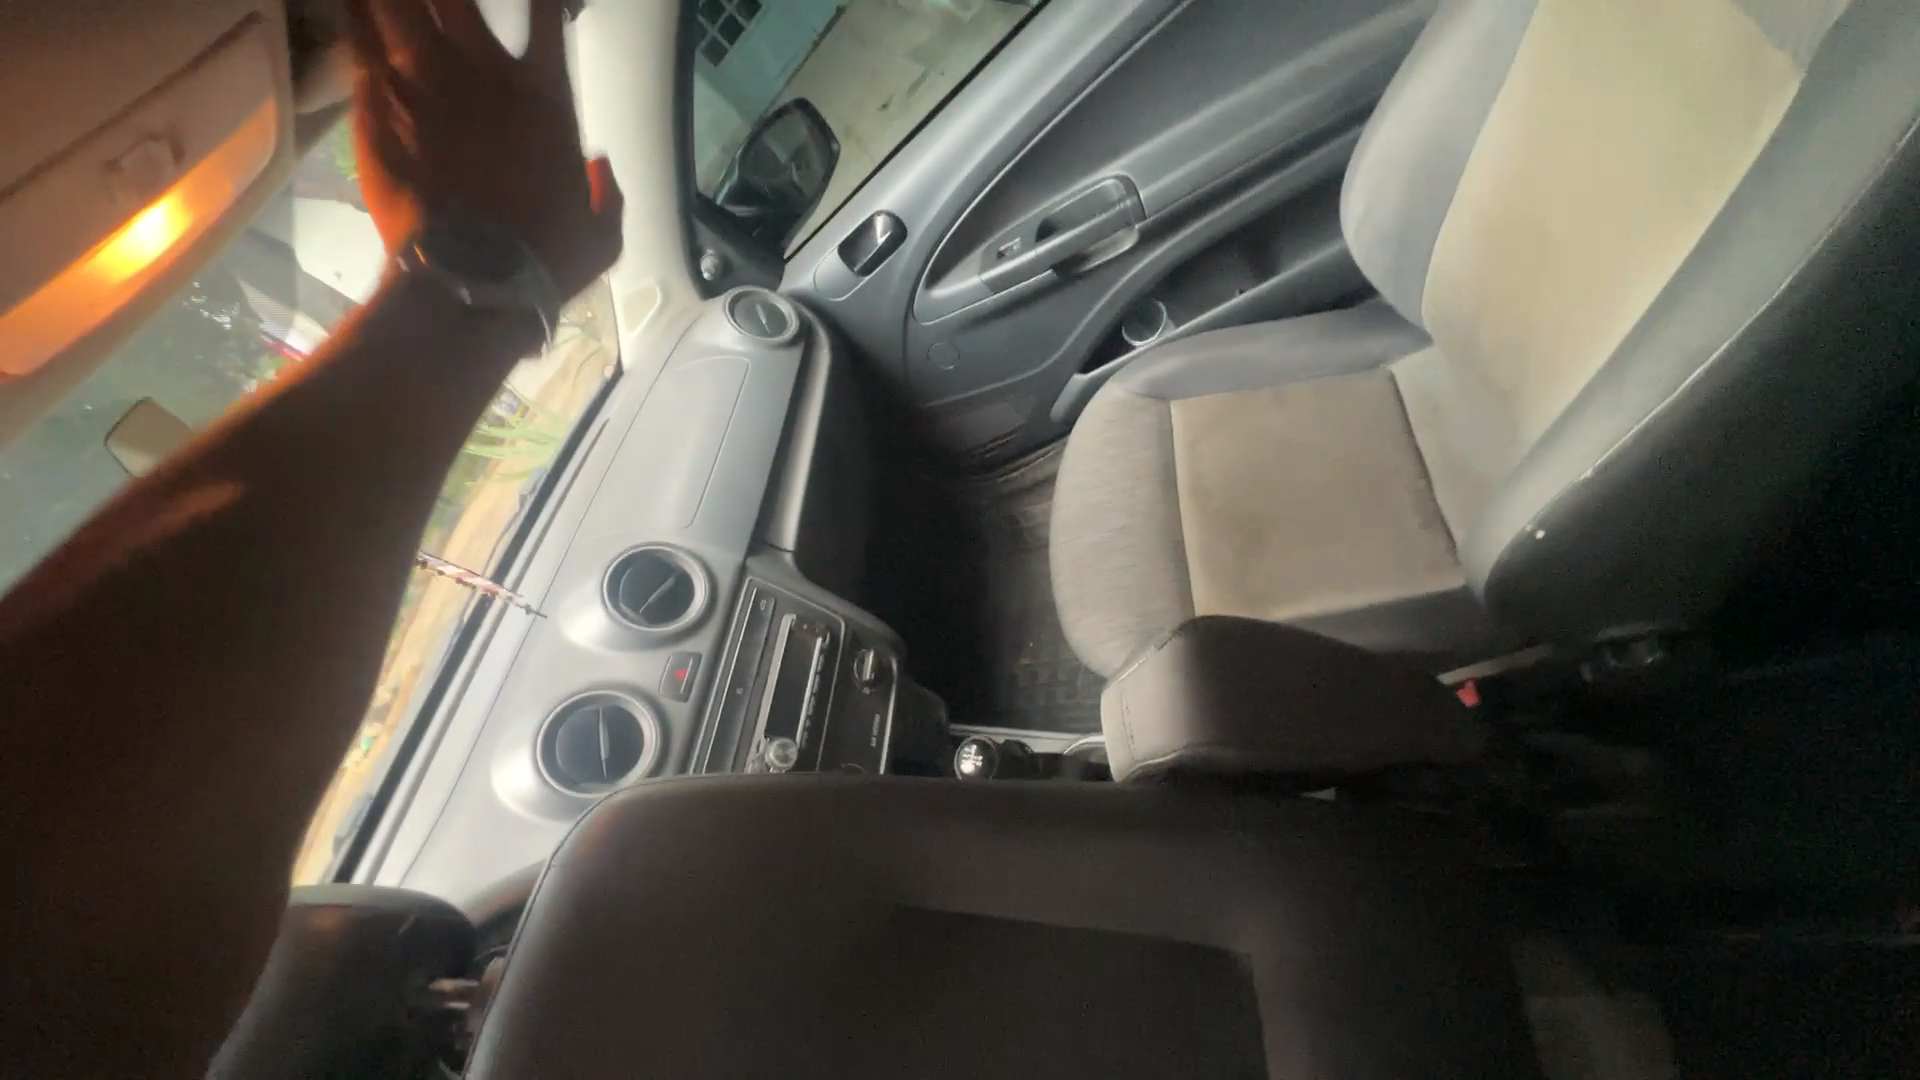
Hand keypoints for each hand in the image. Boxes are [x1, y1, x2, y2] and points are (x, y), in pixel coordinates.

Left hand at [345, 0, 623, 299]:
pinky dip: (353, 11)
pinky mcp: (374, 96)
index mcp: (547, 100)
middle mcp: (485, 72)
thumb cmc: (548, 261)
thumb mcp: (604, 235)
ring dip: (401, 0)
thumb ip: (606, 192)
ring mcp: (425, 77)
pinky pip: (356, 29)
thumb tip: (598, 164)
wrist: (474, 279)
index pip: (547, 16)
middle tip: (449, 2)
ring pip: (400, 0)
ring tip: (395, 2)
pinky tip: (348, 4)